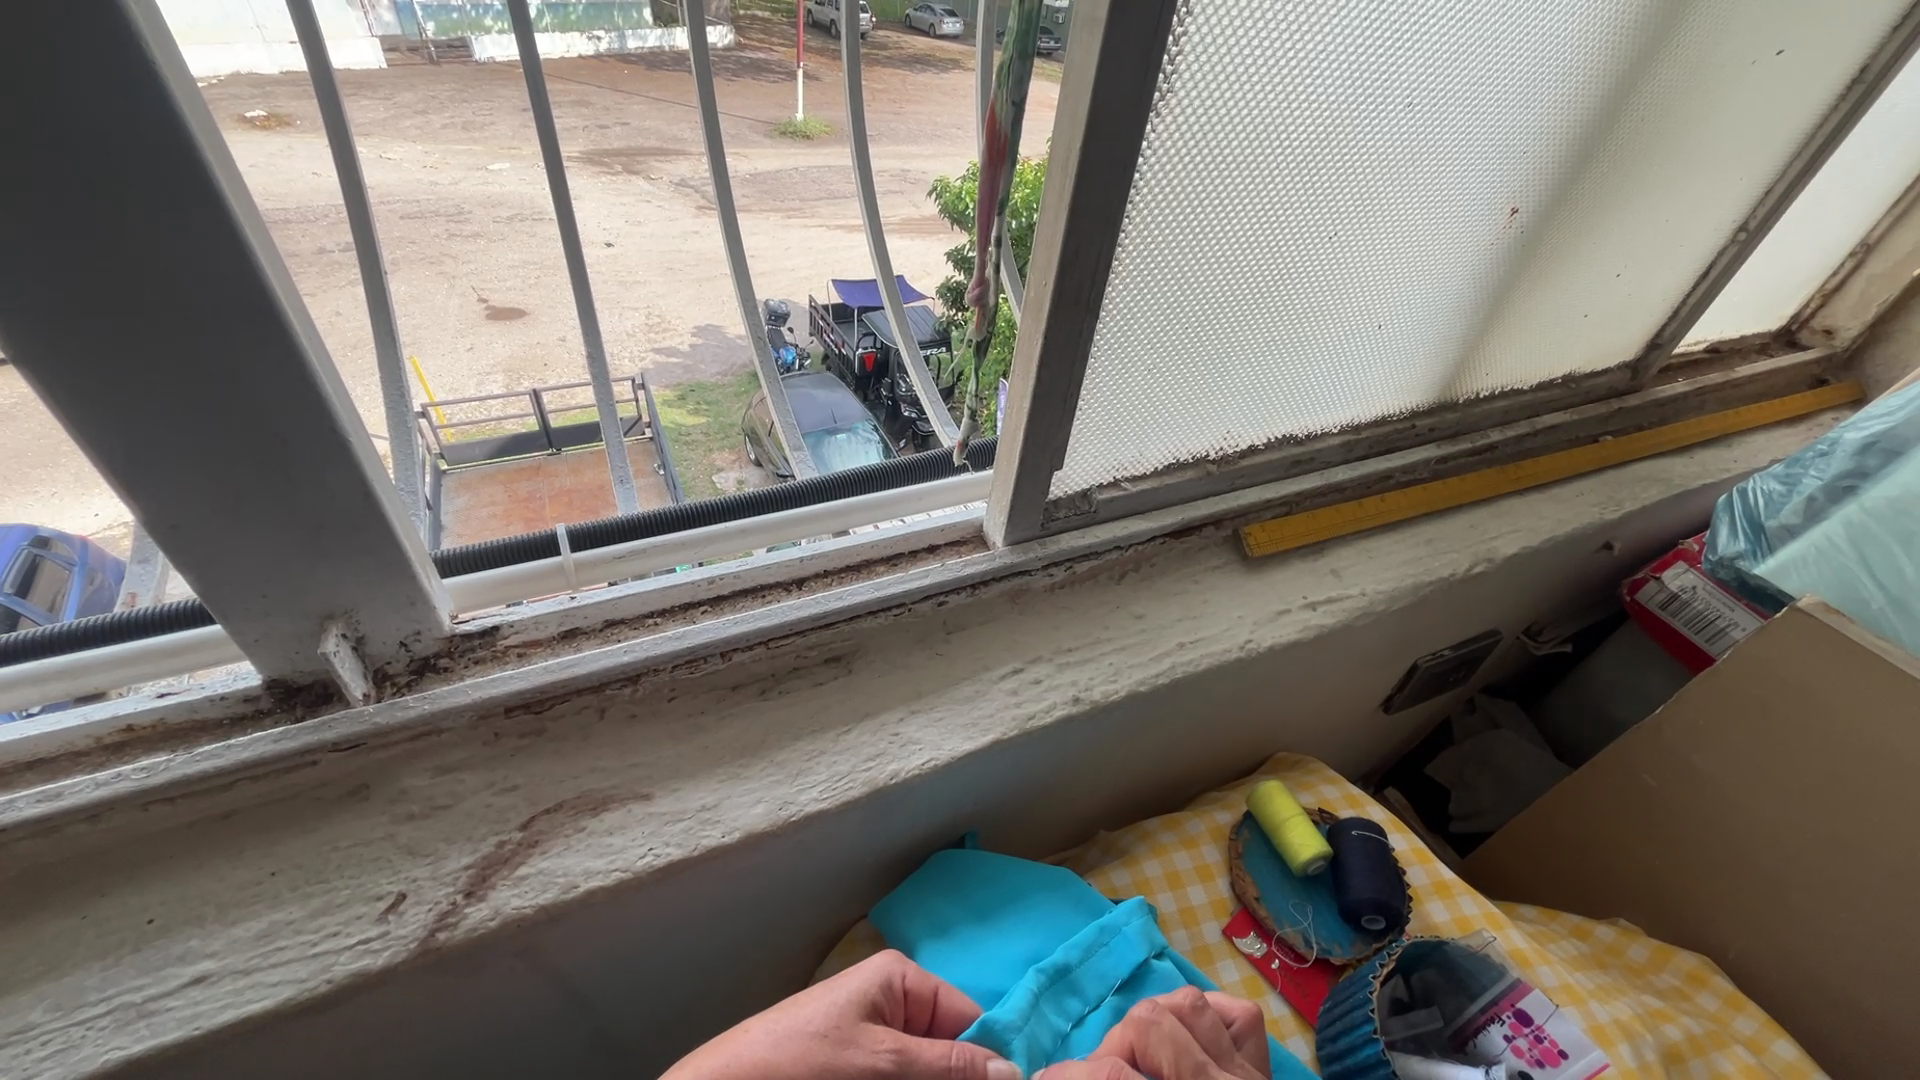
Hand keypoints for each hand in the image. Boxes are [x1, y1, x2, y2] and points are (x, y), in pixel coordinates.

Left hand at [661, 950, 1019, 1079]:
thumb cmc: (804, 1063)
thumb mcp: (882, 1063)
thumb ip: (948, 1065)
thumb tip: (1014, 1071)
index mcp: (902, 978)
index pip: (970, 1015)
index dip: (990, 1057)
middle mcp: (893, 999)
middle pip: (949, 1046)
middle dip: (959, 1075)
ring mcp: (874, 1035)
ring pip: (926, 1068)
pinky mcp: (858, 1064)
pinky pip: (901, 1074)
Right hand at [1035, 988, 1268, 1079]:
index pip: (1114, 1077)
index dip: (1069, 1076)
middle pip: (1149, 1024)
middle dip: (1112, 1046)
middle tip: (1100, 1075)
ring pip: (1190, 1005)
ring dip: (1156, 1022)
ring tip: (1140, 1056)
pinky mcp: (1263, 1075)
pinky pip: (1239, 1017)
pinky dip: (1211, 1017)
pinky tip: (1189, 1040)